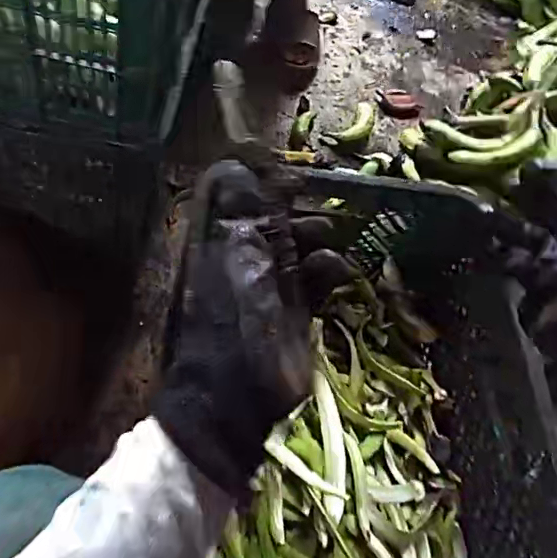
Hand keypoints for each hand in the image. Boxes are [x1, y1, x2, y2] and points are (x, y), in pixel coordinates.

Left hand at [154, 160, 311, 497]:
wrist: (234, 398)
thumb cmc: (227, 321)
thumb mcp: (230, 257)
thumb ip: (238, 210)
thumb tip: (236, 159)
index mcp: (220, 241)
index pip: (244, 196)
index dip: (268, 181)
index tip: (294, 174)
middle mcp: (247, 256)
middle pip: (279, 216)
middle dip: (300, 209)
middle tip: (316, 209)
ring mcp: (273, 282)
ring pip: (302, 242)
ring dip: (318, 237)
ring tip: (324, 243)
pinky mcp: (298, 307)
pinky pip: (320, 275)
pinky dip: (331, 267)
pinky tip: (336, 269)